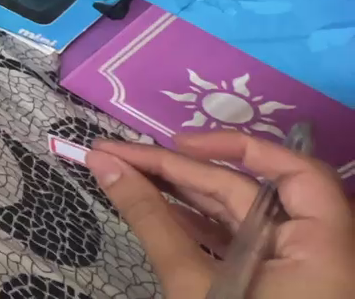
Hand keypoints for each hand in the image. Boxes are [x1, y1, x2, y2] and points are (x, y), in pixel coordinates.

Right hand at [88, 131, 354, 298]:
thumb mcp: (193, 287)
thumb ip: (149, 218)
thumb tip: (101, 159)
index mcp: (325, 255)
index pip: (301, 177)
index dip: (241, 147)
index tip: (174, 143)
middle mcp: (323, 257)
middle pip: (250, 191)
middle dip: (177, 169)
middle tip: (110, 156)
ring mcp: (303, 274)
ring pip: (241, 214)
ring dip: (177, 191)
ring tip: (118, 174)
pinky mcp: (282, 287)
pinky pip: (241, 240)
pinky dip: (193, 220)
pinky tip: (149, 207)